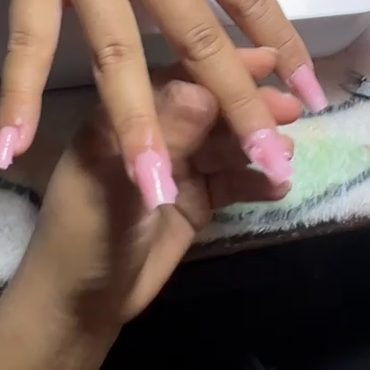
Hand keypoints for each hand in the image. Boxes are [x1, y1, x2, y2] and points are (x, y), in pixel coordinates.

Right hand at [0, 0, 324, 205]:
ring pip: (115, 55)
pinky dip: (14, 94)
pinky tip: (9, 152)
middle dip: (236, 104)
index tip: (312, 93)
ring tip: (156, 189)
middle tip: (269, 163)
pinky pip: (23, 38)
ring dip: (138, 124)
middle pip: (197, 38)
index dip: (284, 43)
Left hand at [17, 49, 298, 329]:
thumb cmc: (84, 235)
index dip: (222, 68)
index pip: (180, 80)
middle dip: (250, 109)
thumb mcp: (118, 181)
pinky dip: (255, 183)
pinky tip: (279, 187)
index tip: (268, 61)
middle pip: (211, 111)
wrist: (78, 307)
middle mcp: (156, 135)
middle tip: (292, 109)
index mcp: (125, 116)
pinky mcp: (195, 201)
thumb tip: (208, 87)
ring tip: (289, 153)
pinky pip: (232, 184)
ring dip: (257, 147)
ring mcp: (177, 168)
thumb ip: (162, 137)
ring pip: (226, 147)